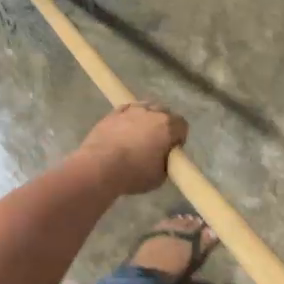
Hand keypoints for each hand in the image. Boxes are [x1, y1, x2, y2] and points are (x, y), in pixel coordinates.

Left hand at [71, 102, 187, 195]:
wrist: (100, 166)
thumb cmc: (134, 173)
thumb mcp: (160, 176)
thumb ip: (166, 162)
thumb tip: (162, 158)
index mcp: (168, 126)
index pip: (182, 125)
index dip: (179, 138)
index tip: (172, 150)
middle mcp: (151, 113)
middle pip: (164, 113)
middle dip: (164, 125)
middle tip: (156, 142)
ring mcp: (131, 110)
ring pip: (145, 107)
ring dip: (146, 118)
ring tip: (139, 134)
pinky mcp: (112, 113)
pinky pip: (126, 109)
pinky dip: (129, 117)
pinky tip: (124, 128)